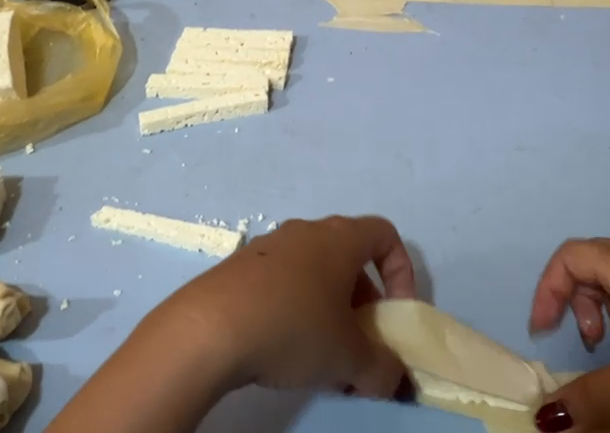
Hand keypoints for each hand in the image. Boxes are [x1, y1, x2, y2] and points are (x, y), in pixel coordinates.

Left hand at [153, 214, 418, 397]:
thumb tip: (393, 377)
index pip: (385, 235)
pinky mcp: (241, 267)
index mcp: (340, 238)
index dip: (401, 272)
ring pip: (315, 272)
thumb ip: (382, 368)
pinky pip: (283, 282)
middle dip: (363, 302)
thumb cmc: (292, 327)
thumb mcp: (348, 357)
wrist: (209, 327)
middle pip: (349, 257)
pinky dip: (296, 310)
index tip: (395, 314)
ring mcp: (270, 245)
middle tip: (360, 345)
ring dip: (329, 310)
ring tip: (323, 357)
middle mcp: (307, 231)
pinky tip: (284, 350)